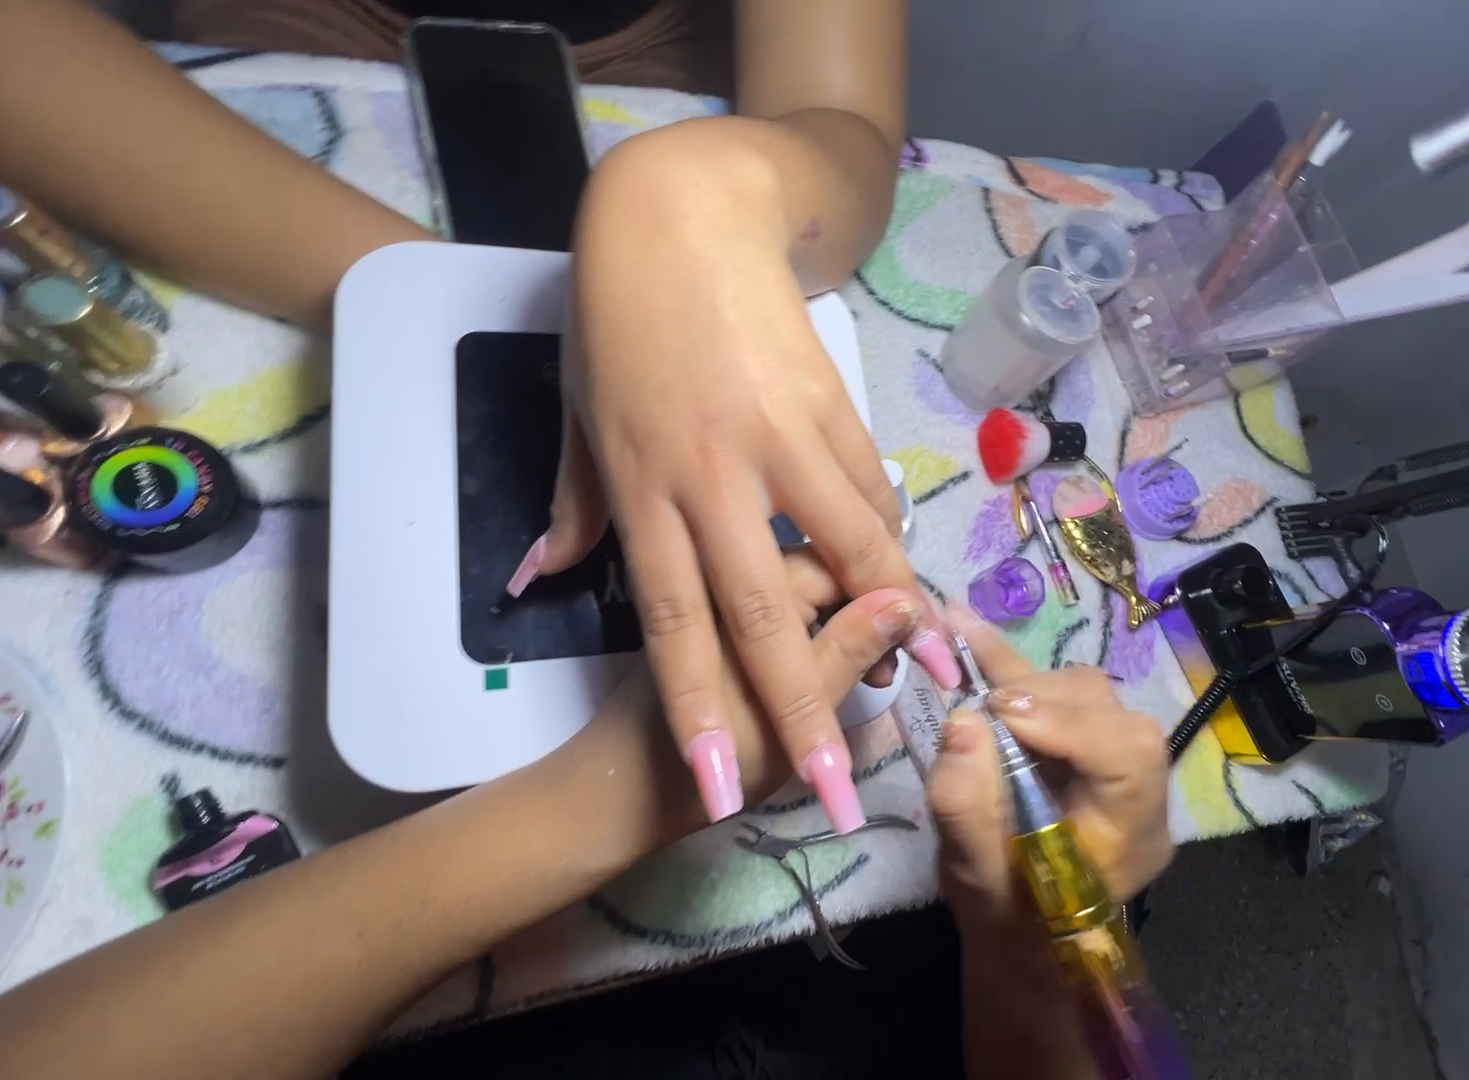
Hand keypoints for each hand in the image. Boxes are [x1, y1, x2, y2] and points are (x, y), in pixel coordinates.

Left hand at [530, 120, 959, 833]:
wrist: (684, 215)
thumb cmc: (619, 320)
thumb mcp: (580, 412)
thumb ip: (574, 505)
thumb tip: (545, 579)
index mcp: (644, 488)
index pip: (673, 623)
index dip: (701, 711)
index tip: (723, 786)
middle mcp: (713, 476)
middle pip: (764, 611)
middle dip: (804, 709)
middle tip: (843, 786)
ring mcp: (779, 438)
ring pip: (847, 549)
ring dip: (888, 620)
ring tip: (924, 676)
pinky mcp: (831, 403)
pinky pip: (868, 487)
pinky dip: (888, 535)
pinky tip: (905, 573)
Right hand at [927, 612, 1172, 931]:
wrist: (1023, 929)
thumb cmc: (1005, 914)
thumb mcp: (974, 877)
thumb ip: (967, 807)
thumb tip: (963, 720)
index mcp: (1130, 832)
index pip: (1131, 753)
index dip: (1071, 722)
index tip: (1003, 714)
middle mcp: (1137, 786)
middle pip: (1109, 710)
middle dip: (1040, 698)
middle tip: (980, 707)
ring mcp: (1110, 755)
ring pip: (1085, 690)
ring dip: (1026, 682)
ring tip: (973, 681)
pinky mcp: (1078, 735)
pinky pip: (1053, 688)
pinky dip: (1008, 662)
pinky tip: (964, 626)